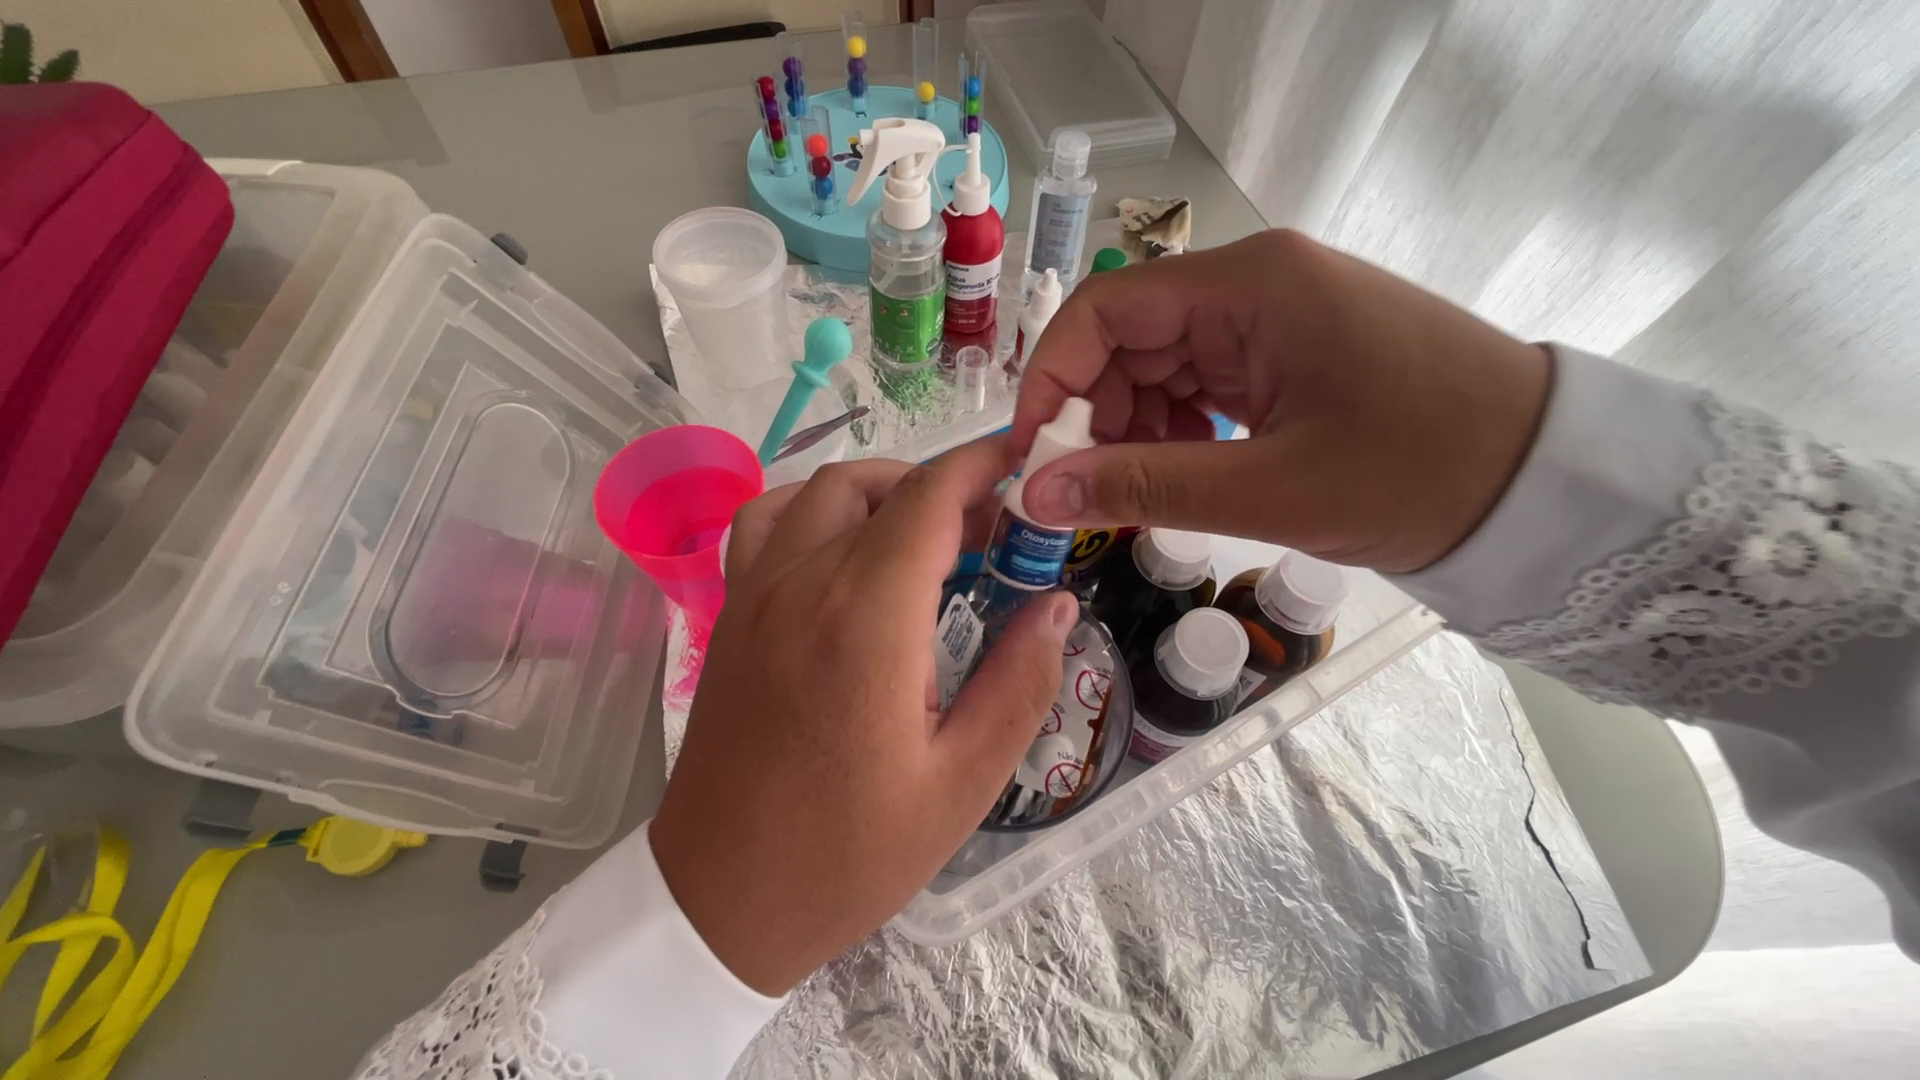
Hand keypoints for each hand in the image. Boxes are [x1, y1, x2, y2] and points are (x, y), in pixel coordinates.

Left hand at [648, 440, 1079, 995]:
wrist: (723, 900)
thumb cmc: (850, 852)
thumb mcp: (962, 783)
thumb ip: (1017, 683)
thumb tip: (1057, 604)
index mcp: (867, 618)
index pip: (928, 498)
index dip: (981, 467)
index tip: (1024, 469)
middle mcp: (803, 583)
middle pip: (878, 485)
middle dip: (945, 487)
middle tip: (993, 533)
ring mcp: (754, 593)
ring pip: (819, 491)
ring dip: (881, 489)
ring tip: (924, 536)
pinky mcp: (730, 615)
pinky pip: (767, 522)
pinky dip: (814, 508)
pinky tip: (843, 550)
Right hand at [1012, 229, 1551, 572]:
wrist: (1545, 485)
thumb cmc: (1419, 474)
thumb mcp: (1270, 490)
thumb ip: (1144, 488)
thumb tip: (1034, 496)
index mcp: (1251, 286)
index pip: (1107, 309)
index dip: (1051, 378)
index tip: (1031, 454)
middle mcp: (1255, 287)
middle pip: (1128, 338)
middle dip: (1091, 414)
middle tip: (1081, 492)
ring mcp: (1274, 321)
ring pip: (1160, 366)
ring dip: (1131, 429)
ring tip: (1135, 494)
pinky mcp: (1289, 357)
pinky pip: (1201, 385)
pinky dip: (1174, 432)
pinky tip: (1181, 476)